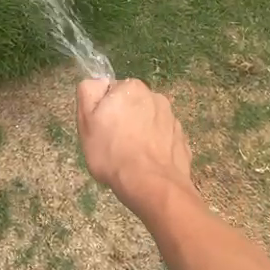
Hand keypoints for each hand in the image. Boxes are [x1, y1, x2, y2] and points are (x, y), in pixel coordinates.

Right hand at [76, 78, 198, 221]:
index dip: (104, 111)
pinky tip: (148, 165)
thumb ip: (89, 92)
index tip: (102, 129)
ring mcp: (173, 119)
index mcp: (132, 87)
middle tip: (114, 145)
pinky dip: (156, 148)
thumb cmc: (112, 153)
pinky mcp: (183, 141)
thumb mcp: (86, 121)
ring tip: (132, 159)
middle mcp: (156, 97)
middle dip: (125, 121)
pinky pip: (163, 140)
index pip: (113, 92)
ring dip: (142, 134)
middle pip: (133, 106)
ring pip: (149, 123)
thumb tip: (99, 83)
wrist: (152, 186)